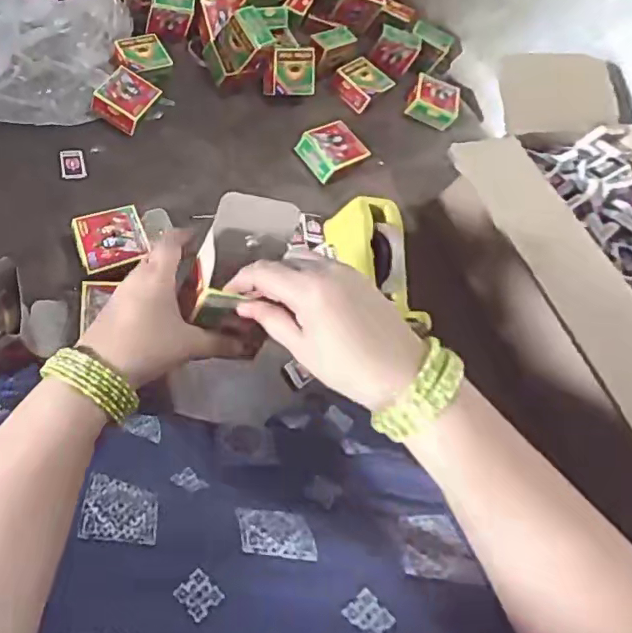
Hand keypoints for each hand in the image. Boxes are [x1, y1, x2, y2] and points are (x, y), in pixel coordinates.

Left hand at [79, 230, 247, 385]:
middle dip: (179, 260)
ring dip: (165, 279)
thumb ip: (217, 342)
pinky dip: (153, 294)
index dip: (186, 235)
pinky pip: (138, 290)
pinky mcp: (114, 306)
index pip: (170, 241)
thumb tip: (245, 346)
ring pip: (147, 275)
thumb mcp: (188, 345)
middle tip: (202, 271)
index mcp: (157, 274)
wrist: (100, 369)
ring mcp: (123, 291)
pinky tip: (165, 312)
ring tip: (187, 293)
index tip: (200, 238)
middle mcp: (138, 276)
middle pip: (159, 257)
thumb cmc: (148, 345)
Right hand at [224, 253, 426, 409]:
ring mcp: (343, 269)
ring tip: (274, 296)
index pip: (263, 272)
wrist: (403, 374)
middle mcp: (324, 269)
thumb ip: (271, 320)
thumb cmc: (347, 368)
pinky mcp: (357, 275)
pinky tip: (301, 294)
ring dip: (282, 271)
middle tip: (249, 298)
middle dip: (261, 276)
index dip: (240, 279)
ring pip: (301, 258)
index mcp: (308, 288)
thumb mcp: (302, 348)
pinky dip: (303, 272)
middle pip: (281, 261)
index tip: (227, 293)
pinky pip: (321, 263)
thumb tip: (245, 306)